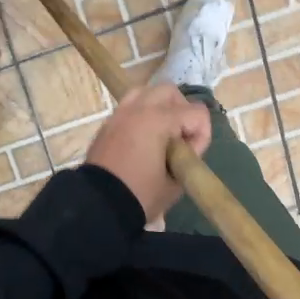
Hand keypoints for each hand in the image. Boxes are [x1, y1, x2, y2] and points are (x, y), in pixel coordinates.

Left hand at [83, 85, 211, 221]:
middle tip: (180, 139)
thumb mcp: (175, 183)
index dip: (201, 136)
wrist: (98, 206)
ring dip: (159, 108)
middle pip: (170, 92)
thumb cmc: (140, 196)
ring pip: (146, 92)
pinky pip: (129, 107)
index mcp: (158, 120)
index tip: (190, 158)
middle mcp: (138, 109)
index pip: (196, 113)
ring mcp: (119, 114)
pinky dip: (140, 115)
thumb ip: (189, 158)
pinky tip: (142, 140)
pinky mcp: (107, 125)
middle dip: (182, 112)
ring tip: (161, 134)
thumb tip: (186, 148)